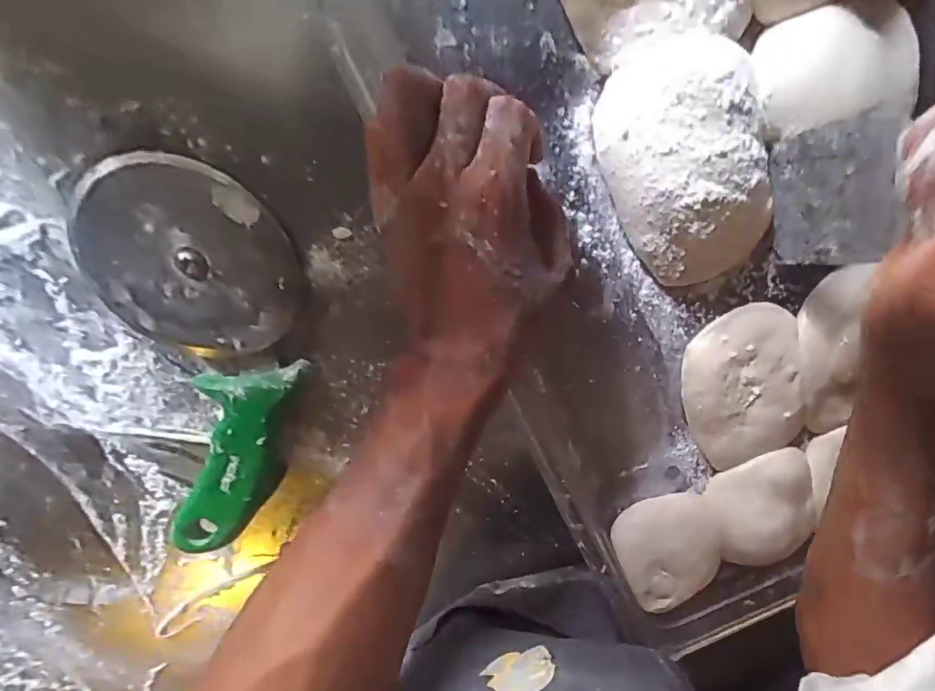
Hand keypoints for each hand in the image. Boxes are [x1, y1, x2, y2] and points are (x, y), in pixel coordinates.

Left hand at [365, 68, 573, 389]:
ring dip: (436, 97)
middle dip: (489, 106)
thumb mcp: (555, 271)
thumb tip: (531, 179)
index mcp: (494, 192)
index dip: (527, 126)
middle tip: (497, 140)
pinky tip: (425, 150)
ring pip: (406, 91)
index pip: (509, 112)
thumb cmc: (511, 322)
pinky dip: (402, 124)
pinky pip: (379, 132)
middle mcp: (446, 174)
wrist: (452, 355)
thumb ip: (549, 213)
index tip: (532, 156)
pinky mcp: (384, 199)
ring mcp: (406, 183)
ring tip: (454, 130)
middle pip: (462, 91)